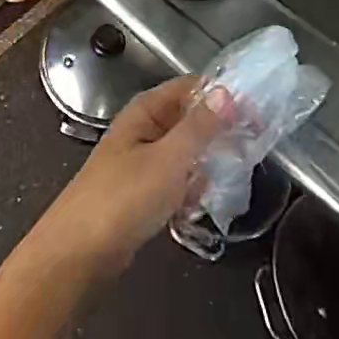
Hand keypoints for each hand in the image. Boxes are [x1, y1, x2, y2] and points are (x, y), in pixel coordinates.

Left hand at [30, 76, 231, 275]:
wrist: (81, 249)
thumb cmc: (124, 197)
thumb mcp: (168, 160)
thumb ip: (199, 128)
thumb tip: (226, 92)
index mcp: (145, 111)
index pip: (190, 88)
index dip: (223, 97)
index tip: (258, 114)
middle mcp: (143, 129)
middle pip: (190, 122)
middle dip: (216, 140)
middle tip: (242, 158)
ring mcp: (142, 160)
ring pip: (186, 156)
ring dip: (201, 173)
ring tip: (204, 192)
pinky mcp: (142, 191)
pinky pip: (176, 183)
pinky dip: (186, 195)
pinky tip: (188, 212)